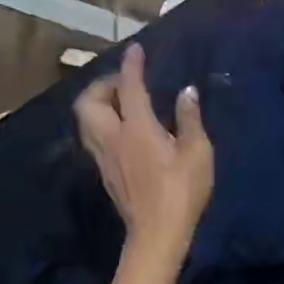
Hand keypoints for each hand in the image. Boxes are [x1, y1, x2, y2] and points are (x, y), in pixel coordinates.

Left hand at [74, 43, 214, 254]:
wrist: (157, 234)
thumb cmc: (183, 191)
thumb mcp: (197, 152)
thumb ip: (190, 119)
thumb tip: (186, 92)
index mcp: (137, 129)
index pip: (130, 88)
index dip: (132, 66)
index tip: (135, 49)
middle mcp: (113, 138)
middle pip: (89, 102)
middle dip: (102, 85)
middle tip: (125, 84)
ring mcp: (104, 157)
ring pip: (86, 120)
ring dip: (98, 104)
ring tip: (122, 103)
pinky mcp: (105, 172)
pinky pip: (93, 136)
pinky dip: (103, 122)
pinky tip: (124, 129)